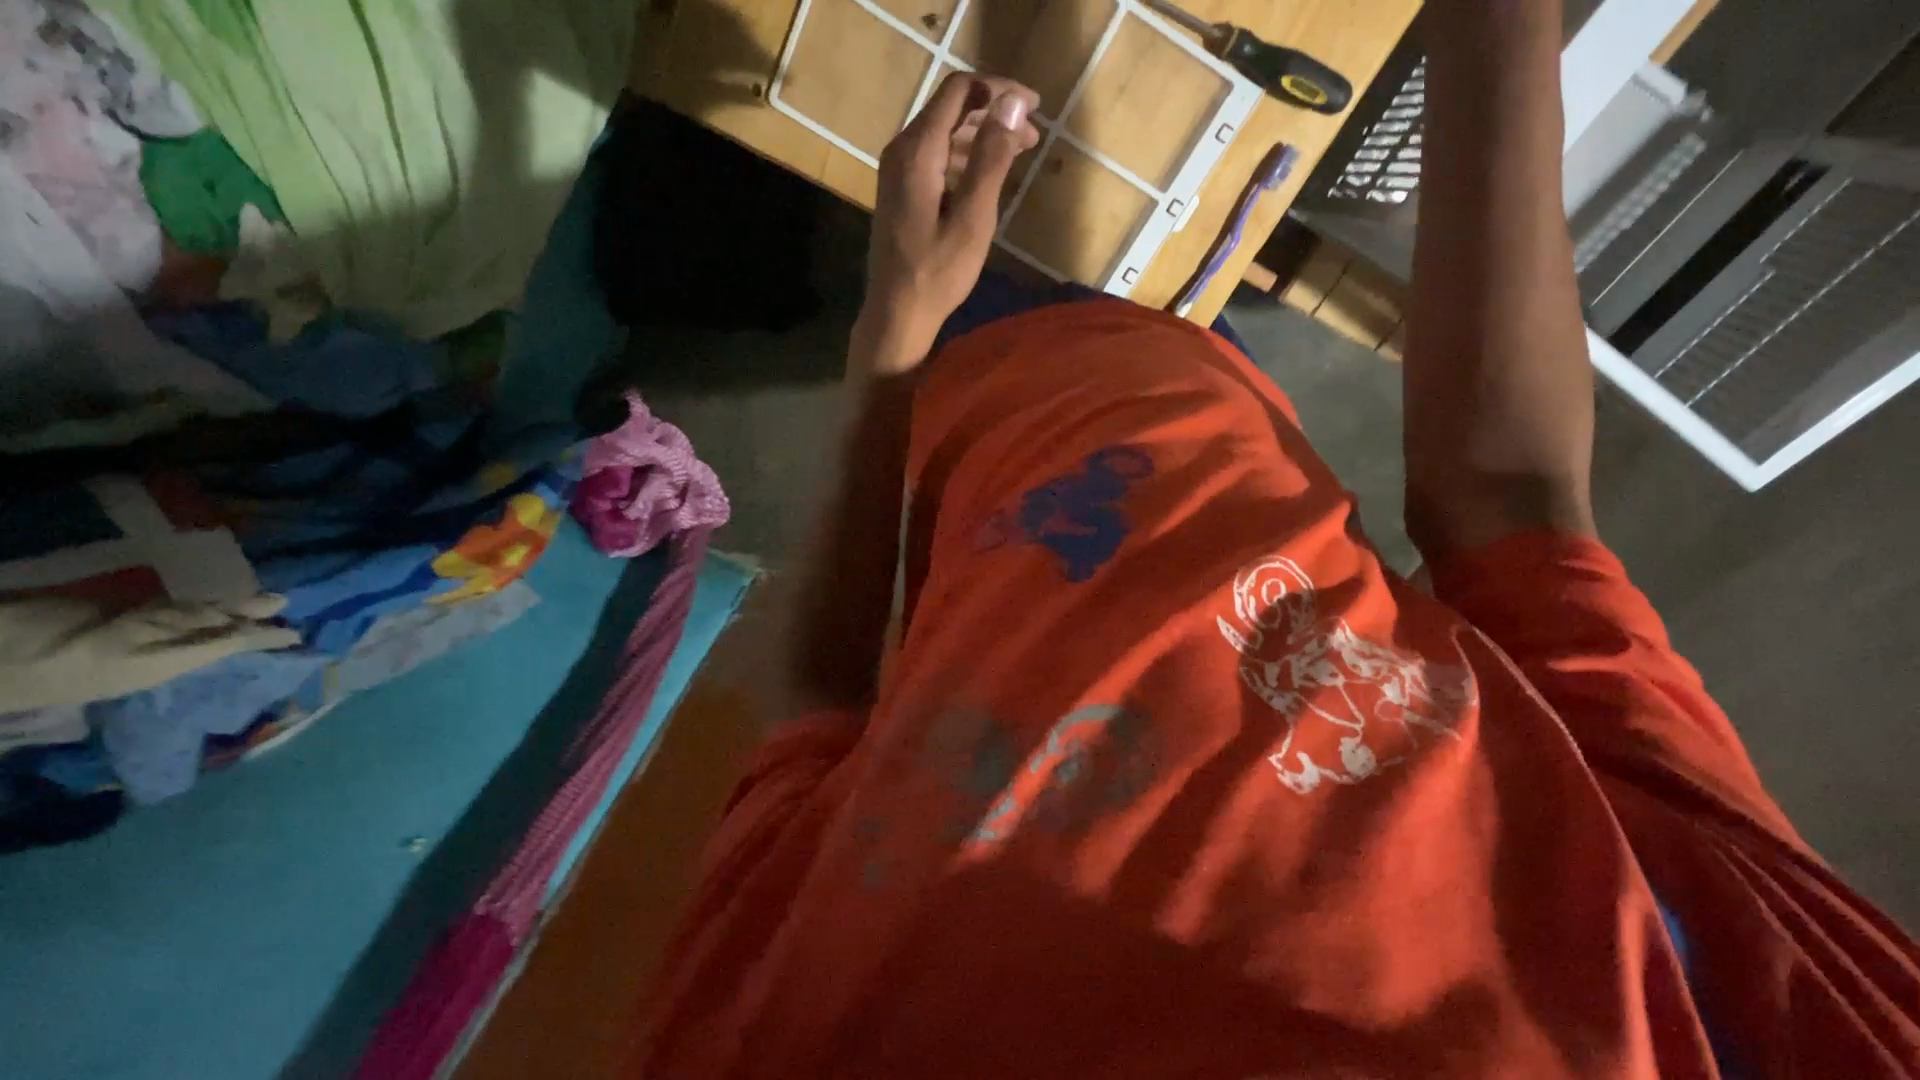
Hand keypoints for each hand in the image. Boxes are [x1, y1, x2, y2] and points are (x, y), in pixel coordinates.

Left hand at [854, 72, 1040, 375]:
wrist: (897, 312)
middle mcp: (901, 150)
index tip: (1033, 106)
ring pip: (944, 131)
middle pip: (951, 107)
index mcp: (917, 151)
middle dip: (994, 111)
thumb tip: (1012, 103)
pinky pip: (935, 155)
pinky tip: (987, 175)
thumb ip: (991, 158)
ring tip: (1019, 152)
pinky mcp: (900, 190)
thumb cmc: (937, 273)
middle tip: (1032, 134)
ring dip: (982, 135)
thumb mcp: (973, 218)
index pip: (960, 90)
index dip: (1000, 88)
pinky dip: (965, 155)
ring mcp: (897, 170)